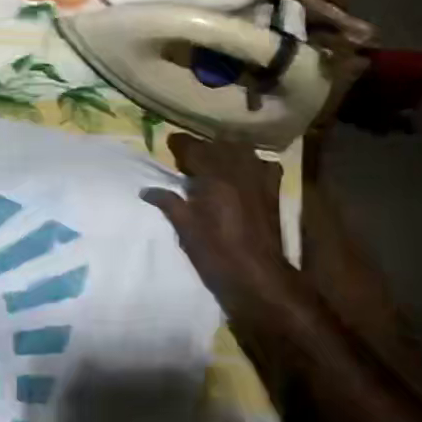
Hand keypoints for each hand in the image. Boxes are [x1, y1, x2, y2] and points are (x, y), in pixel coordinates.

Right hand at [142, 134, 311, 320]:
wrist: (258, 278)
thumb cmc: (217, 256)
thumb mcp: (186, 231)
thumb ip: (169, 204)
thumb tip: (147, 190)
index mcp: (215, 178)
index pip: (194, 148)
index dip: (180, 144)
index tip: (170, 143)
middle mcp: (239, 172)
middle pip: (219, 145)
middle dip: (202, 147)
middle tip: (188, 160)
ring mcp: (260, 180)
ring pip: (243, 150)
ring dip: (226, 151)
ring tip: (215, 163)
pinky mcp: (273, 192)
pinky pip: (265, 165)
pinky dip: (253, 163)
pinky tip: (244, 175)